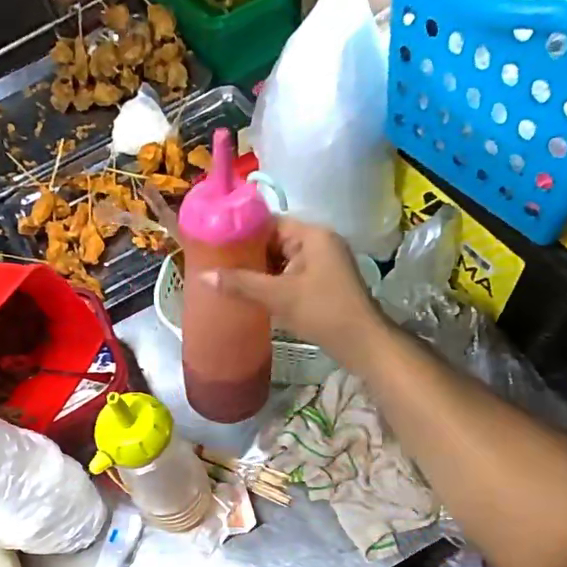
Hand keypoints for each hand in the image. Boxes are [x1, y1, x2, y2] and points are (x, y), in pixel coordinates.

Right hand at [205, 218, 388, 360]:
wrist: (363, 343)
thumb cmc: (324, 312)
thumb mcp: (279, 297)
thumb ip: (241, 284)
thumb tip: (203, 276)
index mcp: (313, 234)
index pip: (270, 222)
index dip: (242, 232)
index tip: (216, 244)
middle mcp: (320, 242)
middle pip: (276, 240)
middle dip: (249, 254)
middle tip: (218, 264)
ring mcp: (325, 263)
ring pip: (284, 259)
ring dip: (261, 270)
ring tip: (229, 279)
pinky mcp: (326, 282)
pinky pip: (294, 274)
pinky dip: (275, 282)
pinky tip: (254, 294)